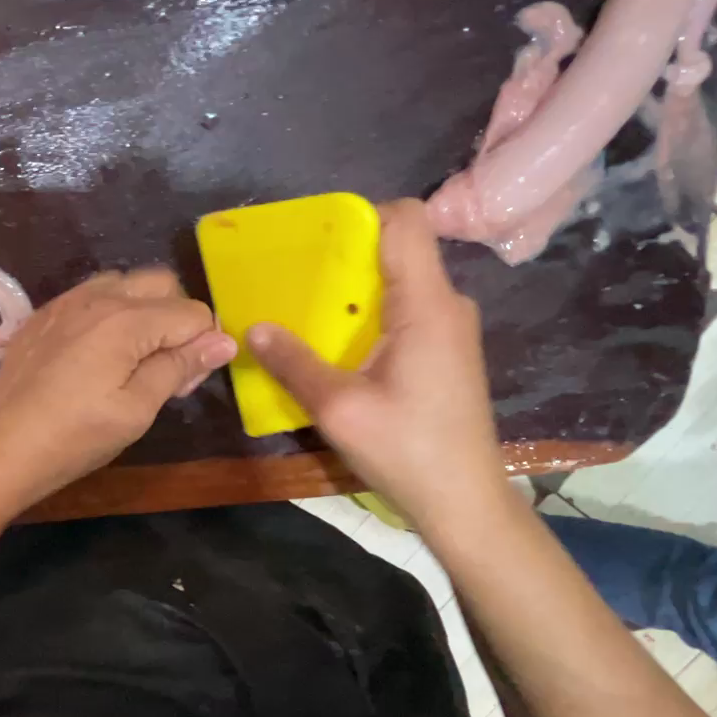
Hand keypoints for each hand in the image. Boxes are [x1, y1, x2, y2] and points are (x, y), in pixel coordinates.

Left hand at [0, 268, 237, 523]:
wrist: (0, 452)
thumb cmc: (74, 439)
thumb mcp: (135, 411)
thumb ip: (178, 368)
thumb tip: (223, 340)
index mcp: (126, 320)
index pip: (192, 313)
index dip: (202, 346)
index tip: (186, 385)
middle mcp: (96, 297)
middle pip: (161, 284)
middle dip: (176, 320)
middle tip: (165, 369)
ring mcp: (63, 303)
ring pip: (123, 285)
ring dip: (141, 312)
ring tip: (130, 360)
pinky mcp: (40, 318)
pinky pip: (87, 298)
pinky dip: (106, 316)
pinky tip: (94, 357)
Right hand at [246, 199, 505, 522]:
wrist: (462, 498)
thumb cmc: (405, 448)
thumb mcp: (338, 408)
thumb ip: (294, 364)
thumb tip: (254, 329)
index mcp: (427, 305)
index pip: (405, 222)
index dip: (359, 218)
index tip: (312, 242)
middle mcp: (446, 306)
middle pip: (397, 252)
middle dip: (343, 260)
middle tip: (293, 282)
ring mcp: (449, 330)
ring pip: (399, 286)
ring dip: (352, 296)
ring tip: (305, 317)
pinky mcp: (445, 354)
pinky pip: (403, 316)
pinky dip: (367, 321)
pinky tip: (336, 351)